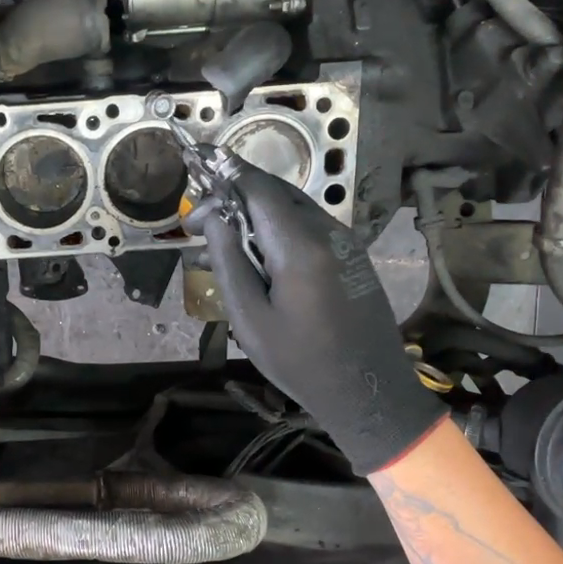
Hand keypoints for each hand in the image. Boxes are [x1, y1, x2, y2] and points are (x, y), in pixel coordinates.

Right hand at [186, 160, 444, 473]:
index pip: (259, 188)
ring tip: (221, 238)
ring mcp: (346, 242)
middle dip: (235, 194)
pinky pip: (309, 226)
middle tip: (198, 221)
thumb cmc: (300, 362)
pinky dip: (277, 227)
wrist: (368, 391)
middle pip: (277, 192)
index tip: (194, 172)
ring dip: (255, 212)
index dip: (224, 174)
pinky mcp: (353, 256)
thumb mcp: (250, 318)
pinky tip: (257, 253)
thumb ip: (229, 261)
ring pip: (294, 207)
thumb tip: (213, 215)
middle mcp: (329, 232)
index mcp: (301, 246)